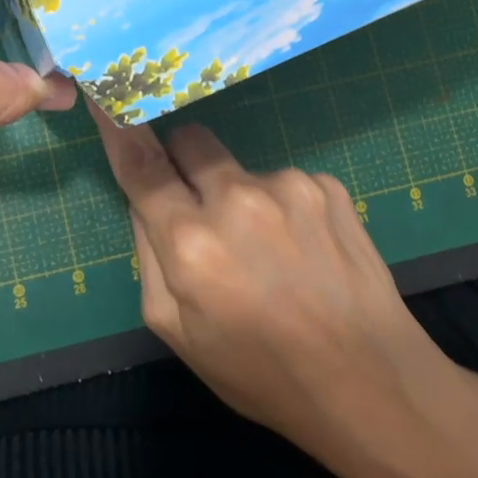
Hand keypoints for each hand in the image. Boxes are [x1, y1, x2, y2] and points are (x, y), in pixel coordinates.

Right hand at [91, 107, 463, 477]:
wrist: (372, 383)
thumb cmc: (261, 371)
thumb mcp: (177, 332)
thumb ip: (148, 255)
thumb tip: (144, 199)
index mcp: (190, 243)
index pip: (140, 166)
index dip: (117, 128)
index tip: (105, 94)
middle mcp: (237, 200)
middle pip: (189, 141)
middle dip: (183, 165)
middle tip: (201, 214)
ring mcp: (288, 186)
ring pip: (237, 167)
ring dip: (237, 196)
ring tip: (269, 253)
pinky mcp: (328, 186)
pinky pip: (281, 180)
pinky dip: (280, 207)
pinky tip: (302, 250)